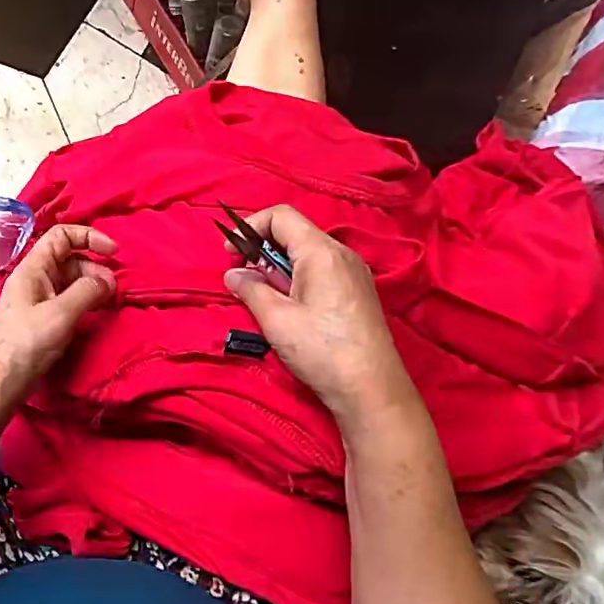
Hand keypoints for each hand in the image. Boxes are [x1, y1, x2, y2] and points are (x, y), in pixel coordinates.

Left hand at [0, 224, 117, 408]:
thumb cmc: (25, 345)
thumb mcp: (59, 314)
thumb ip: (86, 292)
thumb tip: (108, 280)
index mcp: (33, 269)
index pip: (62, 236)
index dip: (89, 237)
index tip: (113, 252)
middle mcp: (35, 280)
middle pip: (70, 260)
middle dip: (96, 268)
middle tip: (113, 290)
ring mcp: (38, 301)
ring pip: (71, 282)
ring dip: (92, 287)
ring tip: (109, 302)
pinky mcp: (42, 321)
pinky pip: (68, 301)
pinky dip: (85, 302)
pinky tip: (95, 314)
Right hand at [223, 204, 416, 426]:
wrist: (371, 388)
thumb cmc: (322, 351)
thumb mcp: (277, 319)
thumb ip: (251, 289)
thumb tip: (234, 274)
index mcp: (321, 252)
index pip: (281, 215)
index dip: (250, 226)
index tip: (232, 253)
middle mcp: (341, 254)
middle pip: (294, 233)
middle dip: (261, 249)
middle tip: (244, 279)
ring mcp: (353, 272)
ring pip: (306, 253)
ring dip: (278, 267)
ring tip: (264, 297)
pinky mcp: (357, 292)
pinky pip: (320, 270)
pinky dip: (296, 278)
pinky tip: (289, 307)